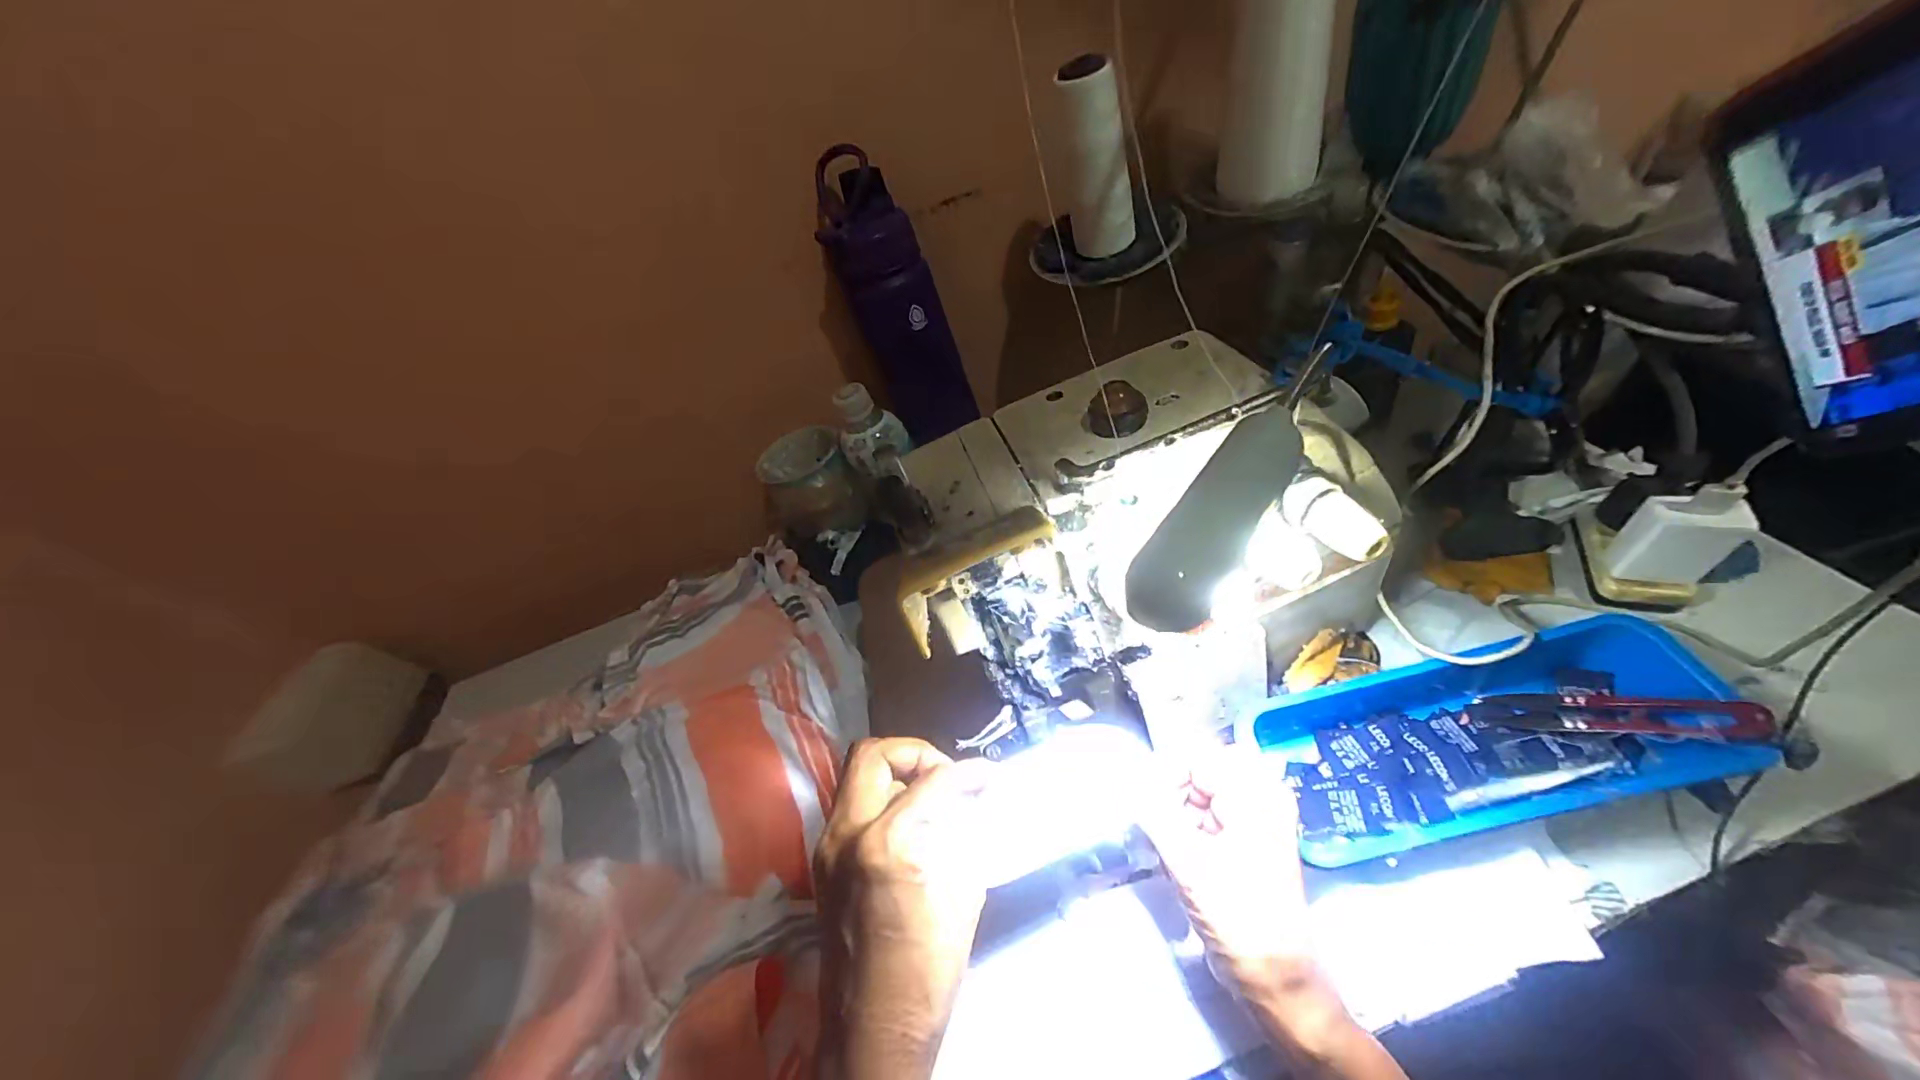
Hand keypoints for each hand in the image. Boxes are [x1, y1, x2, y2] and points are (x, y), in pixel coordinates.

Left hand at [815, 738, 994, 1079]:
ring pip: (854, 776)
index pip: (931, 780)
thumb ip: (965, 836)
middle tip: (943, 775)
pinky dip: (881, 799)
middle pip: (872, 754)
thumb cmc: (926, 972)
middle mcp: (846, 834)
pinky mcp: (821, 862)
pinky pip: (850, 806)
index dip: (966, 771)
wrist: (870, 1029)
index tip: (986, 776)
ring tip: (927, 797)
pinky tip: (908, 824)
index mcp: (886, 845)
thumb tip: (973, 799)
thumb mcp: (962, 896)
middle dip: (914, 752)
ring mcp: (826, 846)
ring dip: (894, 774)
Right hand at [1142, 750, 1310, 988]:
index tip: (1141, 803)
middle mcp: (1259, 796)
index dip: (1163, 774)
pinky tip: (1176, 857)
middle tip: (1153, 828)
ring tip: (1166, 848)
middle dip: (1168, 796)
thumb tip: (1128, 781)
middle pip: (1197, 771)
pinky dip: (1184, 830)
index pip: (1195, 756)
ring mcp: (1253, 819)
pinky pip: (1203, 816)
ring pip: (1196, 794)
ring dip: (1174, 816)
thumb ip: (1154, 812)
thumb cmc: (1237, 914)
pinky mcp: (1243, 840)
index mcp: (1255, 793)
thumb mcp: (1187, 861)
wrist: (1274, 973)